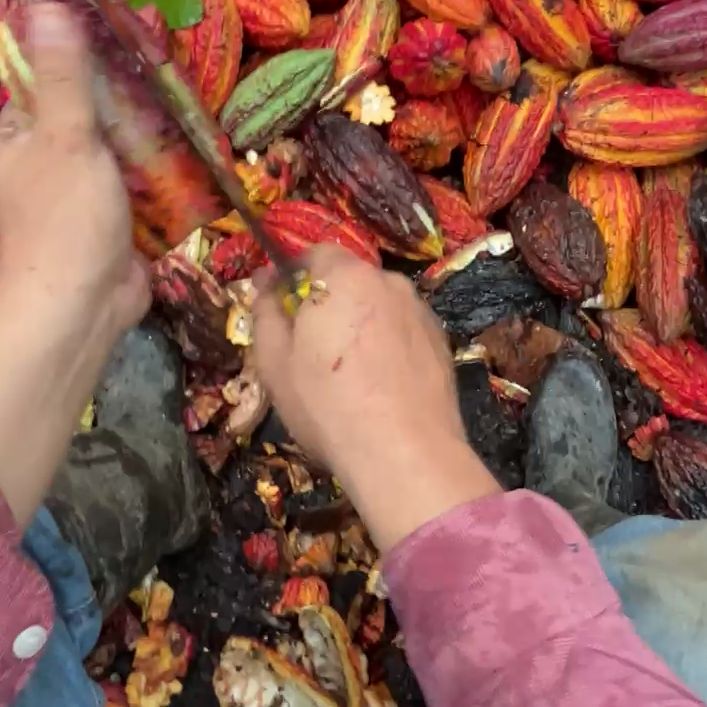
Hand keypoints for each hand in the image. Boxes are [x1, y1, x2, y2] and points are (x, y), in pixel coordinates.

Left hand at [0, 3, 146, 523]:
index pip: (44, 79)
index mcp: (17, 137)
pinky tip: (193, 149)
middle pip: (89, 111)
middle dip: (126, 95)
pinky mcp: (116, 218)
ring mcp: (82, 191)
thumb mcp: (66, 137)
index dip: (79, 53)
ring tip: (189, 102)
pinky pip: (141, 180)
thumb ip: (64, 77)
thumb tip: (48, 5)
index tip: (124, 33)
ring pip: (119, 146)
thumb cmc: (64, 219)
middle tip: (170, 69)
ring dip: (149, 131)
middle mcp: (45, 159)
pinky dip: (162, 167)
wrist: (84, 306)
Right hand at [252, 246, 499, 549]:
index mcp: (347, 276)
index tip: (280, 306)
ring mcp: (421, 311)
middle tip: (311, 347)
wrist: (406, 453)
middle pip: (350, 279)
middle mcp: (390, 282)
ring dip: (361, 323)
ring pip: (379, 306)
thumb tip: (265, 282)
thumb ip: (266, 312)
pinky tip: (380, 383)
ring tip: (350, 371)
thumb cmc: (329, 405)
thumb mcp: (276, 362)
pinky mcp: (441, 341)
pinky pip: (403, 330)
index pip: (317, 253)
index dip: (294, 274)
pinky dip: (389, 344)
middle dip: (329, 302)